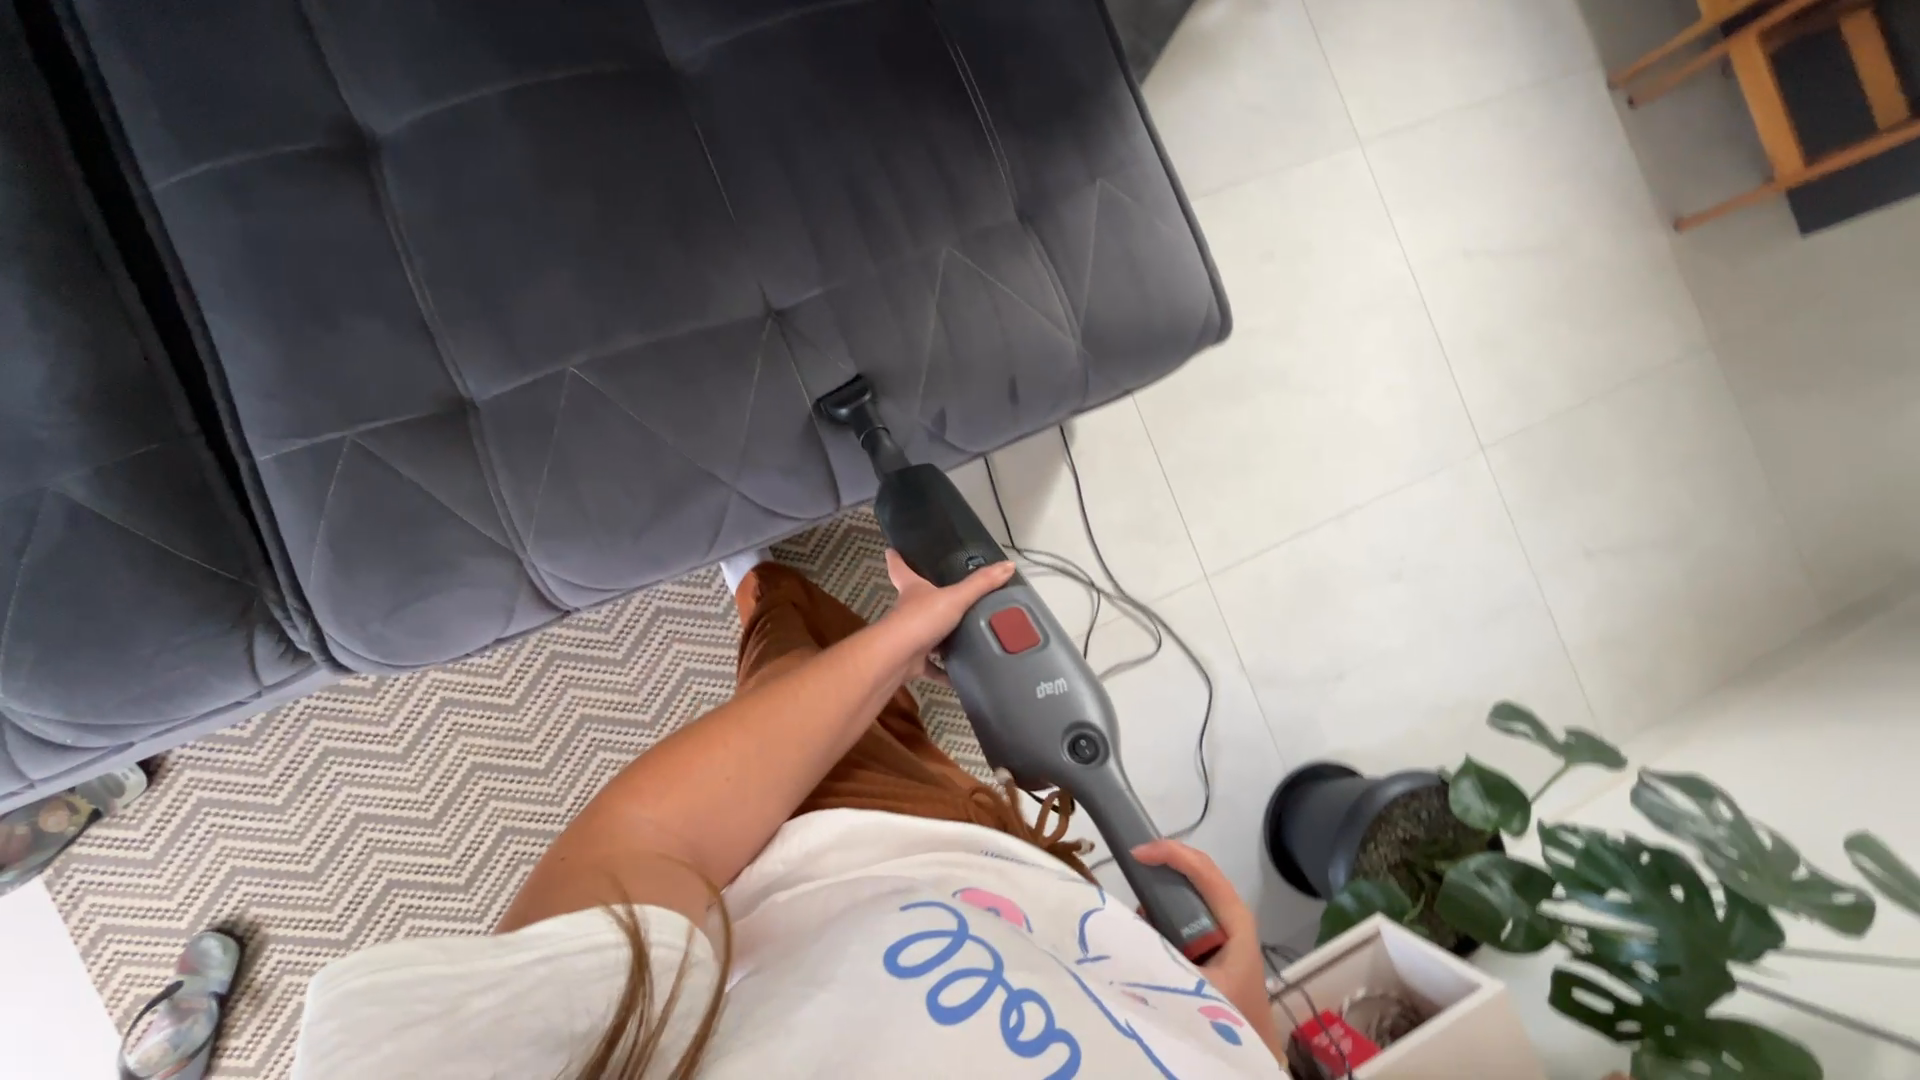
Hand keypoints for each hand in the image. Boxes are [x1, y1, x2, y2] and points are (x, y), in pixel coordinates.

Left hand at [878, 551, 1014, 681]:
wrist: (899, 658)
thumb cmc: (922, 619)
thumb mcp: (955, 597)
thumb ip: (981, 584)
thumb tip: (1009, 564)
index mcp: (912, 590)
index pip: (900, 568)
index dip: (896, 558)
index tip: (892, 550)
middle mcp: (908, 611)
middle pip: (914, 601)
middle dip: (926, 598)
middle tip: (946, 595)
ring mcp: (910, 637)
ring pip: (925, 634)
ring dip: (940, 637)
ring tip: (964, 635)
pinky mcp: (913, 661)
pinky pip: (932, 666)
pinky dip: (945, 672)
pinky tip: (961, 674)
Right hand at [1132, 839, 1285, 1060]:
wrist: (1254, 1053)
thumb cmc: (1230, 1020)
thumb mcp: (1194, 990)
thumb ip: (1161, 957)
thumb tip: (1125, 926)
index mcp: (1235, 920)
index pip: (1204, 870)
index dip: (1170, 853)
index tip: (1136, 854)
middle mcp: (1231, 915)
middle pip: (1197, 871)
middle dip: (1164, 861)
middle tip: (1130, 865)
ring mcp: (1222, 927)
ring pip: (1189, 888)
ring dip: (1162, 884)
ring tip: (1134, 897)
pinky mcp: (1212, 940)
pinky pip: (1184, 909)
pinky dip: (1163, 906)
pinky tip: (1146, 925)